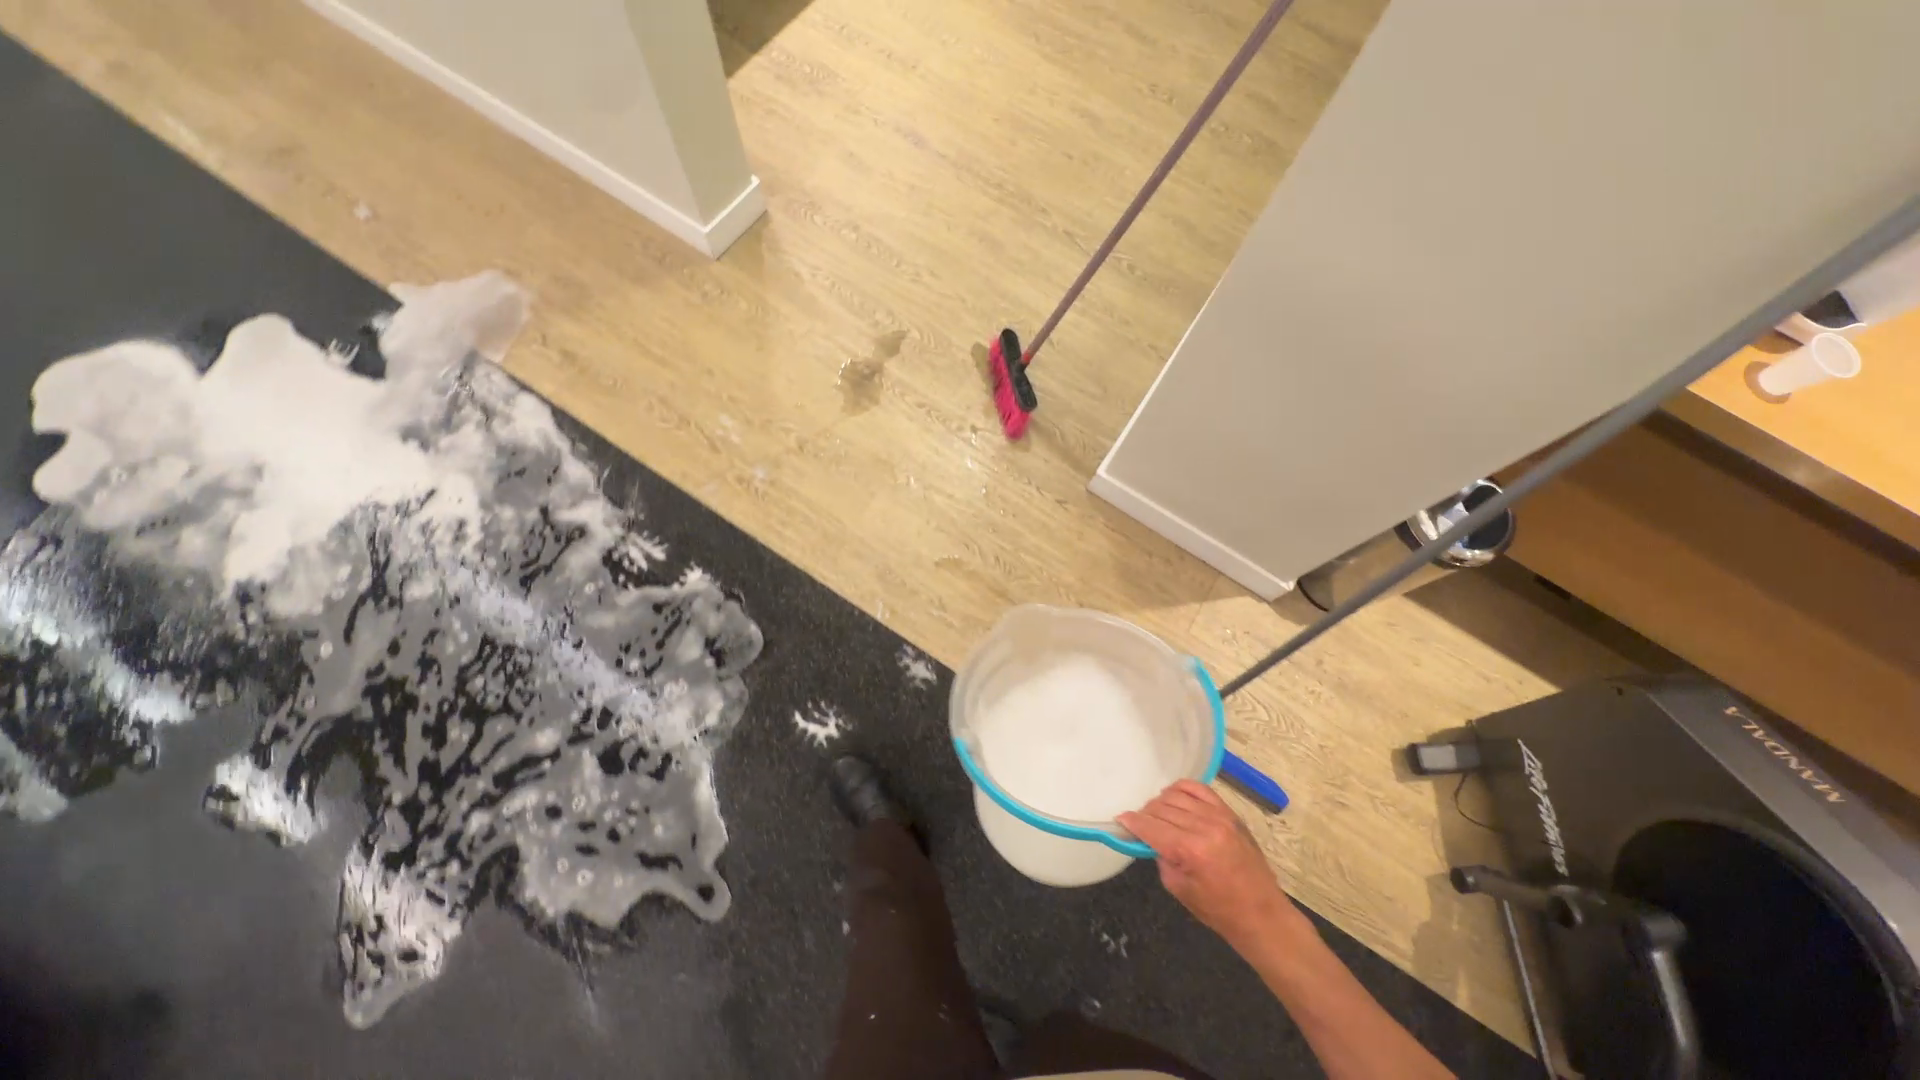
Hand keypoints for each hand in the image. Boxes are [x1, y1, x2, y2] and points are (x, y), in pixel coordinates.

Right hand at [1118, 780, 1300, 950]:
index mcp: (1190, 850)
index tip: (1120, 820)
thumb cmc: (1218, 910)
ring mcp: (1220, 816)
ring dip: (1161, 803)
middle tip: (1140, 826)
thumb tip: (1150, 838)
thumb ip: (1161, 857)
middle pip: (1161, 808)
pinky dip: (1183, 789)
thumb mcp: (1179, 889)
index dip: (1131, 822)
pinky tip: (1175, 797)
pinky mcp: (1230, 813)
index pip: (1150, 826)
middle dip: (1145, 815)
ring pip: (1178, 795)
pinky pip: (1200, 789)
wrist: (1261, 913)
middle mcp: (1204, 827)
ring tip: (1157, 815)